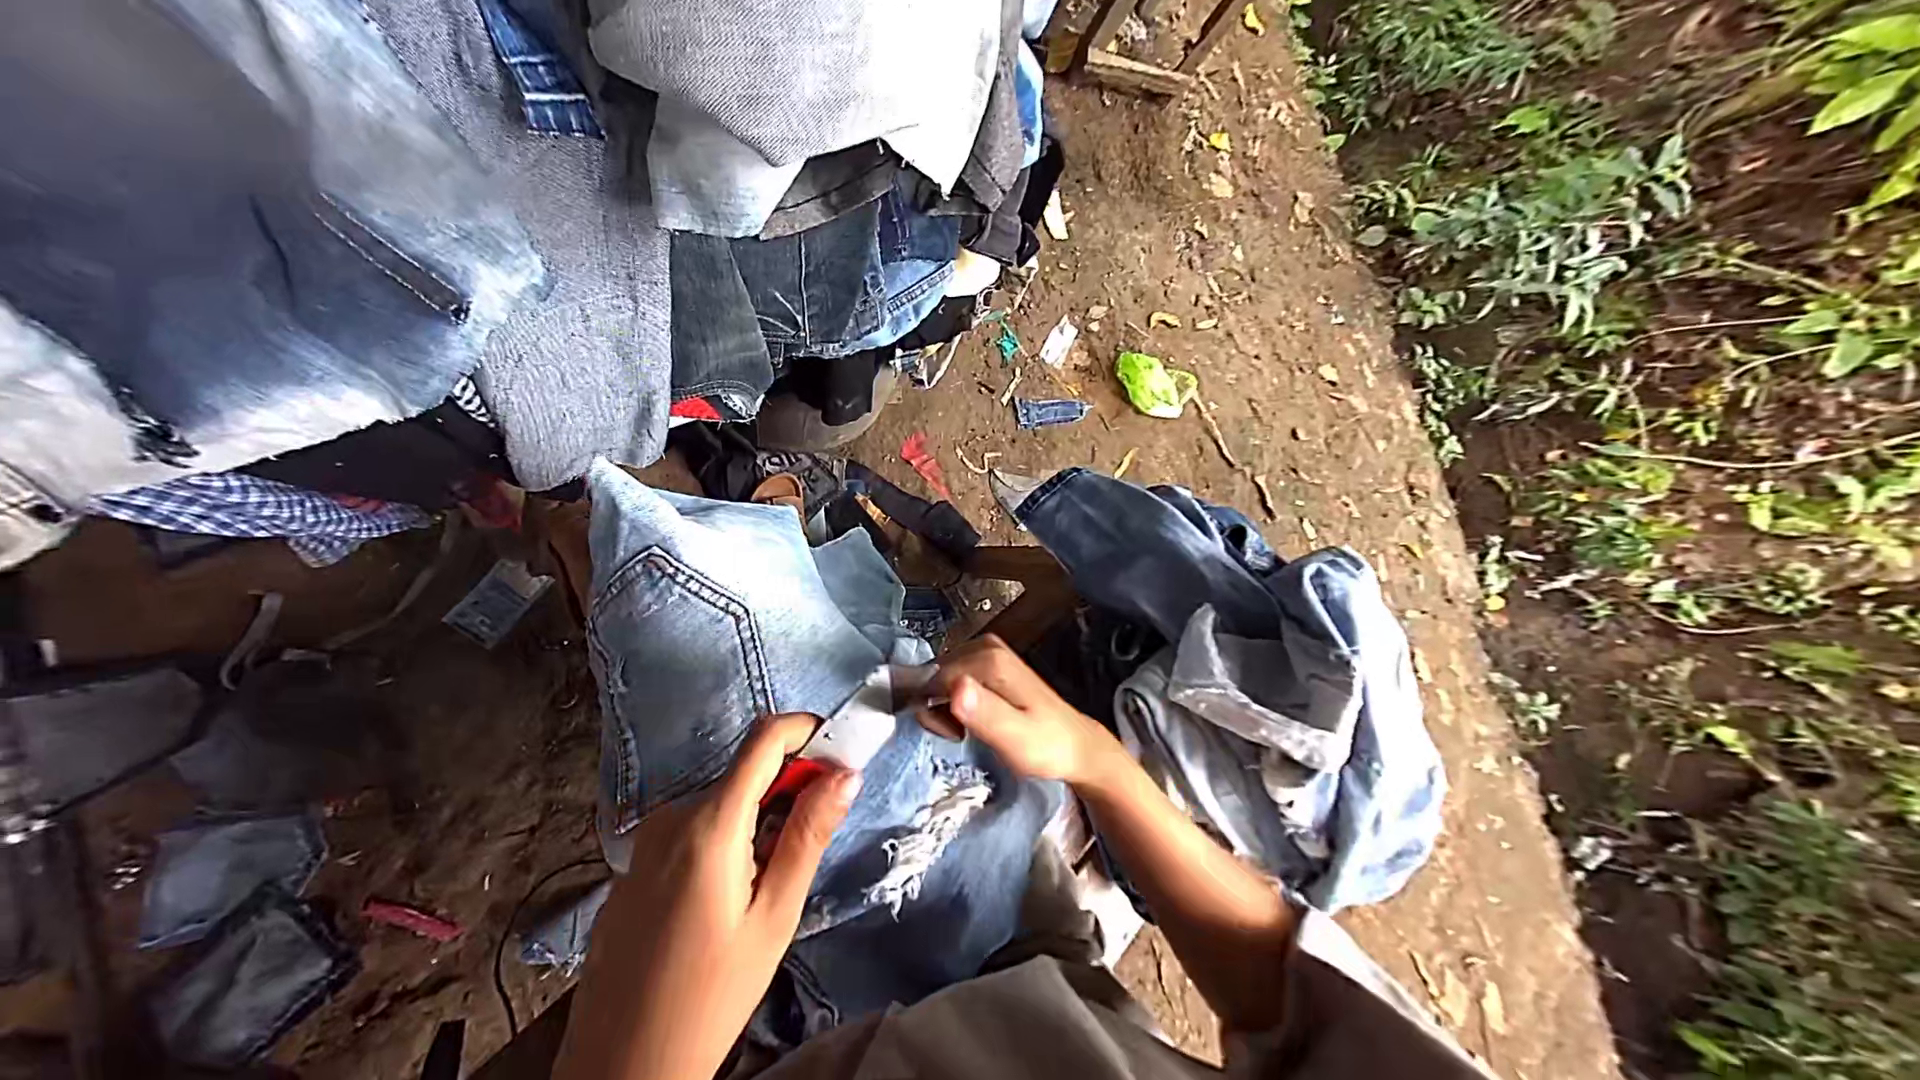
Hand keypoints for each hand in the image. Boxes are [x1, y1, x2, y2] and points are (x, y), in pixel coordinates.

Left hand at [553, 713, 862, 1079]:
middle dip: (790, 787)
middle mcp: (673, 815)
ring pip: (724, 799)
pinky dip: (728, 835)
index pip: (765, 737)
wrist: (619, 1068)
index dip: (808, 731)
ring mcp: (648, 838)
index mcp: (709, 823)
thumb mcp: (775, 915)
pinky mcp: (637, 861)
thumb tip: (846, 773)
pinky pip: (695, 825)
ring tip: (768, 881)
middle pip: (747, 771)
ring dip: (760, 816)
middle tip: (811, 839)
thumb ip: (809, 835)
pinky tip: (727, 895)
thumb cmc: (711, 996)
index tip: (838, 754)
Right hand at [923, 635, 1124, 790]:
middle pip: (934, 675)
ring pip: (940, 677)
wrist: (1076, 745)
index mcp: (989, 660)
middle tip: (962, 733)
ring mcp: (988, 650)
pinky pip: (952, 677)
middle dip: (937, 707)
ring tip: (970, 727)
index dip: (934, 711)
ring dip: (945, 706)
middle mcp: (986, 646)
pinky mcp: (989, 660)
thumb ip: (985, 714)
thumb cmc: (1047, 747)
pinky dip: (954, 700)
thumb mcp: (1015, 739)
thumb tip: (955, 689)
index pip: (931, 680)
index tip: (954, 734)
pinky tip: (974, 716)